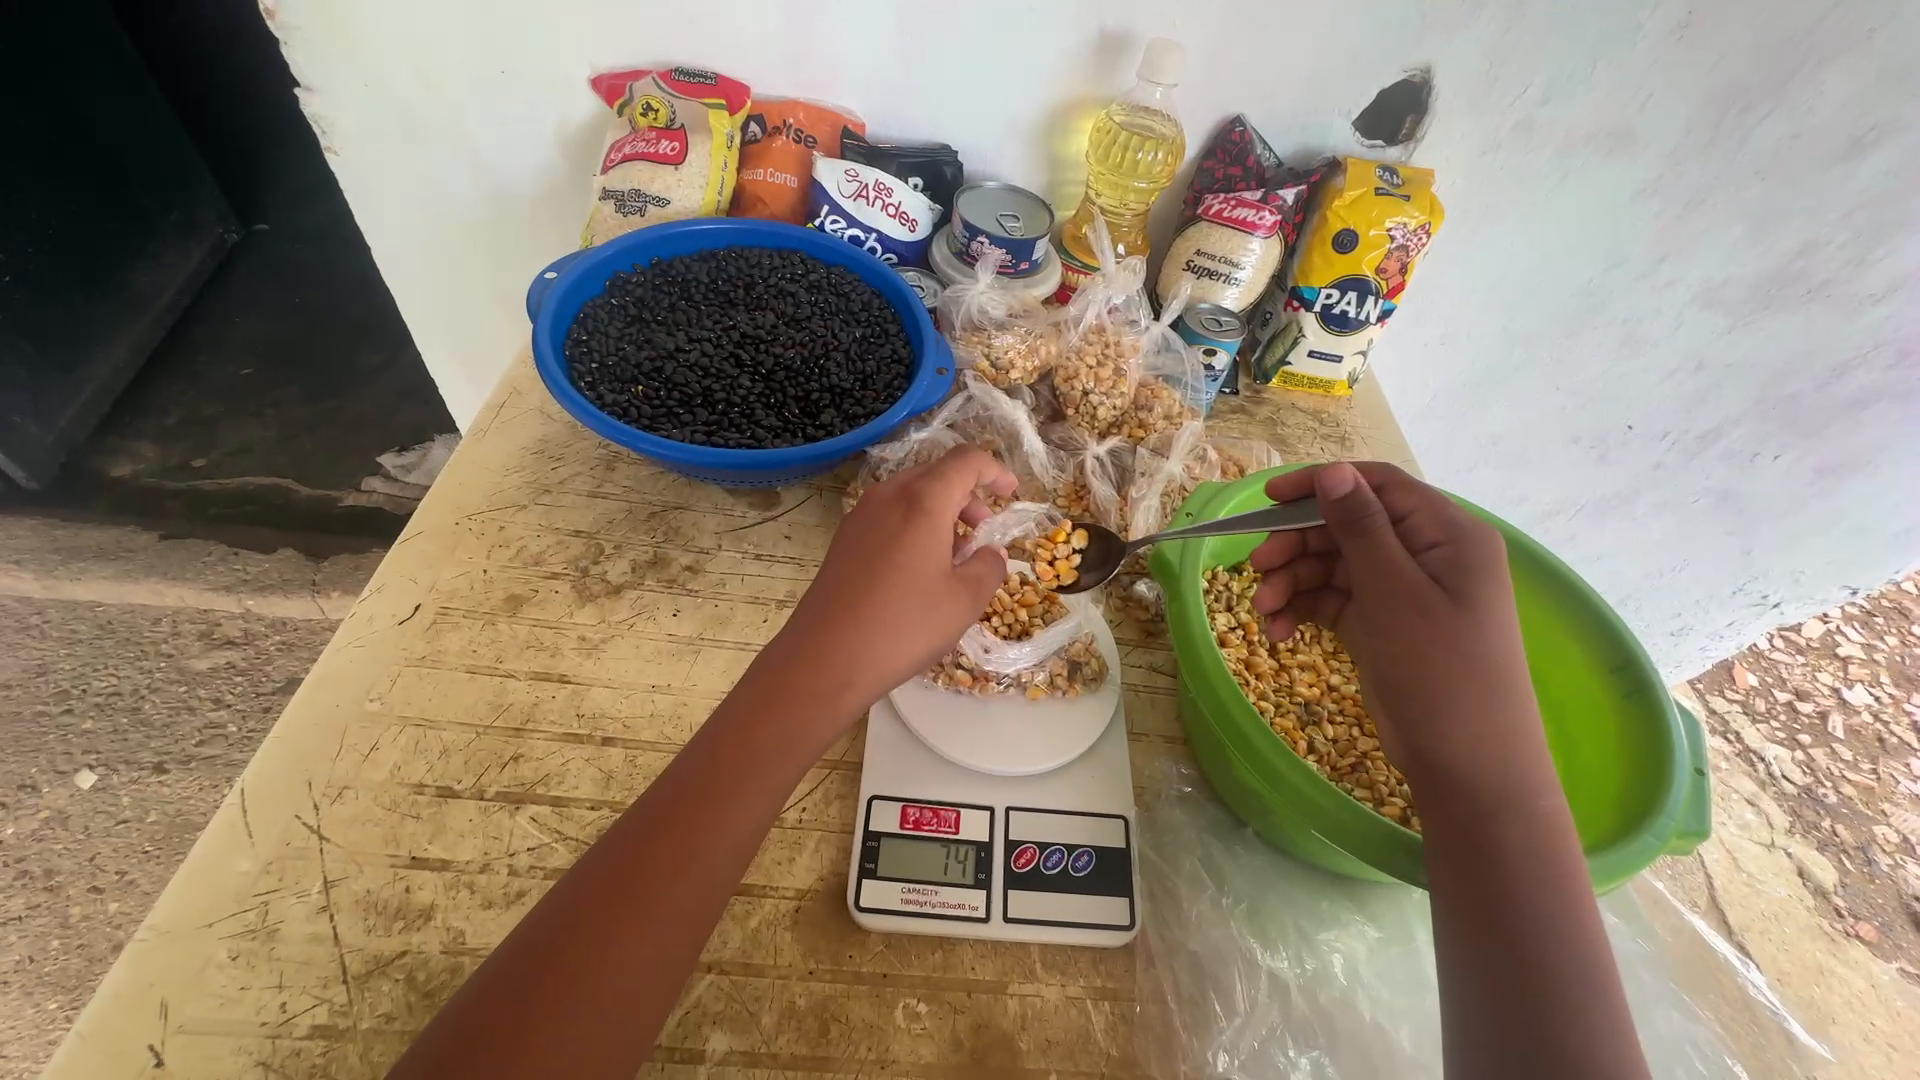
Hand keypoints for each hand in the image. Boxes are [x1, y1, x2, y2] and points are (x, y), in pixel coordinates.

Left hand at [770, 447, 1014, 716]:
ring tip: (954, 556)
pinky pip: (888, 516)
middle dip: (967, 495)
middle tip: (983, 531)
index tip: (1011, 491)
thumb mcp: (964, 601)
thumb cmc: (903, 626)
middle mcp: (888, 496)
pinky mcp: (844, 540)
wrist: (824, 658)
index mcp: (922, 501)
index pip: (965, 461)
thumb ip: (988, 567)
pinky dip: (913, 526)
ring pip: (910, 495)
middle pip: (936, 475)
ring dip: (940, 513)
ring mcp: (860, 516)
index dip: (994, 470)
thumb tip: (991, 553)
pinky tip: (919, 568)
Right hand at [1247, 462, 1546, 796]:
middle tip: (1256, 569)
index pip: (1376, 486)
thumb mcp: (1394, 592)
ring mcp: (1403, 591)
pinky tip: (1278, 632)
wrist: (1468, 765)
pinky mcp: (1383, 623)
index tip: (1267, 499)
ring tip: (1262, 613)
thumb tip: (1331, 470)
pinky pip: (1334, 600)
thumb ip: (1360, 527)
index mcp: (1446, 532)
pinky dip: (1304, 610)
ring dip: (1292, 582)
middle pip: (1346, 527)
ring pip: (1333, 565)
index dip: (1321, 484)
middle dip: (1296, 545)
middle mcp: (1425, 554)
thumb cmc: (1439, 670)